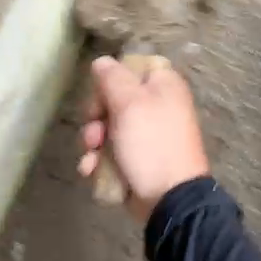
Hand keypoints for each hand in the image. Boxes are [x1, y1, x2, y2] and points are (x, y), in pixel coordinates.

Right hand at [77, 55, 210, 221]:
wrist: (169, 198)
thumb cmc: (151, 143)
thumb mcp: (130, 103)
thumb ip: (112, 78)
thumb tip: (102, 61)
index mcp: (163, 85)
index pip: (131, 67)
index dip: (112, 79)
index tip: (101, 93)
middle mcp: (156, 106)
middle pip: (114, 98)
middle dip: (96, 116)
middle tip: (95, 129)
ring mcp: (146, 135)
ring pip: (108, 127)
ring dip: (93, 140)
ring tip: (92, 153)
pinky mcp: (136, 160)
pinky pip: (111, 152)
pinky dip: (98, 160)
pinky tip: (91, 169)